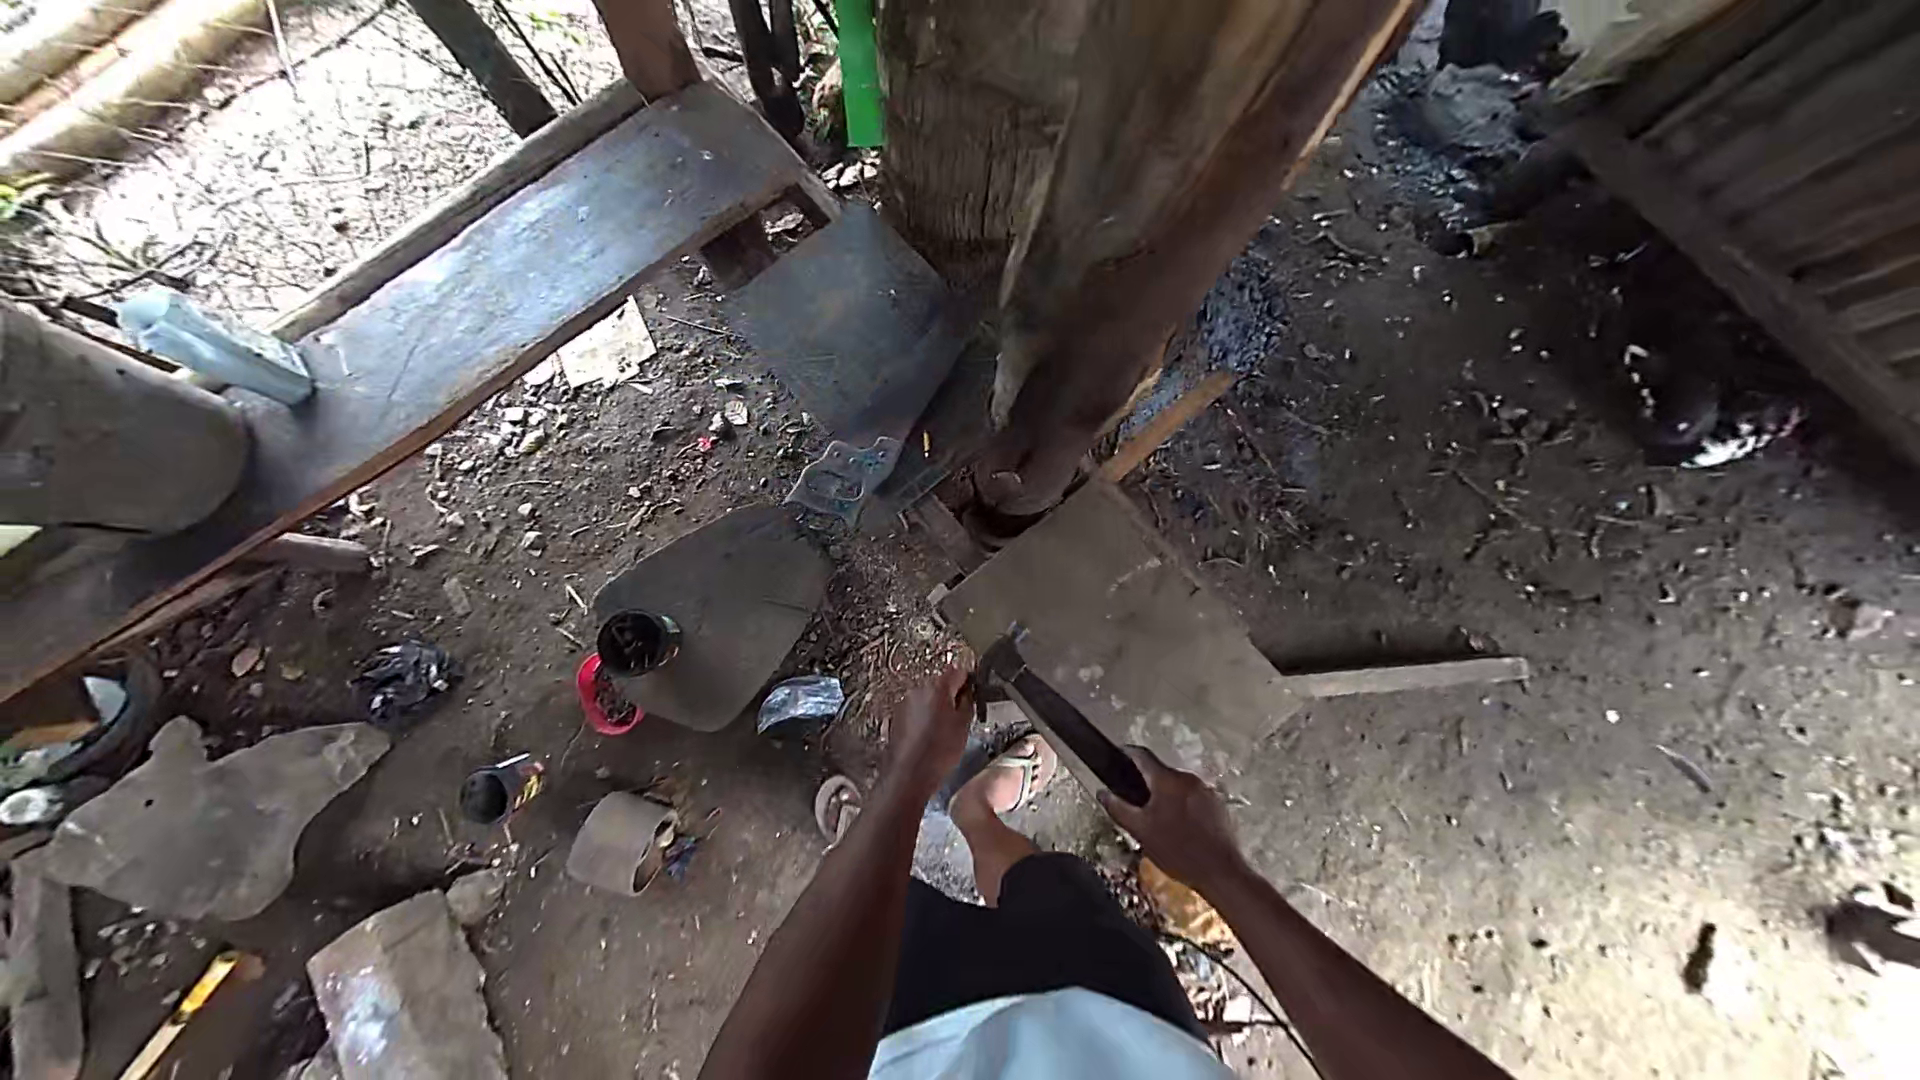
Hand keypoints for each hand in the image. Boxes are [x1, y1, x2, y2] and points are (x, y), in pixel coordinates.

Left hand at [885, 667, 973, 798]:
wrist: (908, 776)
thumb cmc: (938, 752)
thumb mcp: (963, 725)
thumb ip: (967, 701)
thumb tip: (967, 690)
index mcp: (937, 688)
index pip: (957, 671)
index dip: (967, 679)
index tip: (972, 689)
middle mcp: (918, 690)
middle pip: (940, 684)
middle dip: (950, 696)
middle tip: (960, 716)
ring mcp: (905, 703)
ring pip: (927, 698)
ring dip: (936, 708)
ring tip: (944, 731)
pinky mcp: (896, 717)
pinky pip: (915, 710)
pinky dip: (923, 718)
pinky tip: (929, 737)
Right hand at [1097, 746, 1249, 895]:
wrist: (1222, 873)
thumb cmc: (1177, 850)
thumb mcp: (1140, 831)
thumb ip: (1118, 808)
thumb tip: (1102, 792)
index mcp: (1166, 780)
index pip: (1142, 755)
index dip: (1127, 753)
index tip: (1117, 756)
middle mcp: (1187, 778)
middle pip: (1160, 773)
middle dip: (1147, 784)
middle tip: (1138, 805)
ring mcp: (1206, 790)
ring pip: (1177, 786)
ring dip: (1166, 796)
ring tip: (1159, 821)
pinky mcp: (1218, 805)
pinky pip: (1193, 797)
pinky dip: (1183, 805)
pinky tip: (1181, 828)